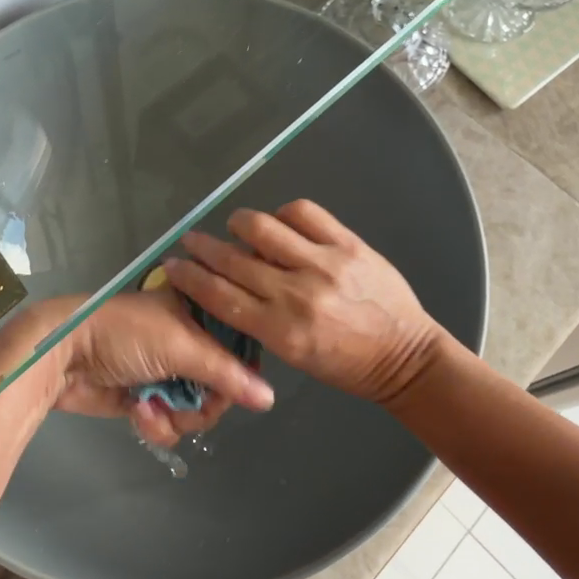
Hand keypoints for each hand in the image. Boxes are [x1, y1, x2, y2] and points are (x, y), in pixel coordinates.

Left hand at [18, 289, 274, 447]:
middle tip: (189, 401)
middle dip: (204, 402)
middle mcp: (187, 341)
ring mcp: (166, 371)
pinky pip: (171, 423)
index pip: (239, 345)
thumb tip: (269, 398)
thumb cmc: (124, 334)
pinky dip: (157, 424)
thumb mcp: (180, 345)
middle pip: (222, 385)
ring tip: (152, 407)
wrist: (63, 355)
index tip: (234, 386)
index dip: (240, 371)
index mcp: (199, 313)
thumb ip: (226, 373)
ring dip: (177, 416)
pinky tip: (137, 412)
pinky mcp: (146, 398)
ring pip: (197, 409)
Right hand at [162, 200, 448, 405]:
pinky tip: (280, 223)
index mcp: (281, 331)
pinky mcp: (348, 244)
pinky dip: (283, 214)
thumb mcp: (294, 356)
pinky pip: (303, 212)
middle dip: (203, 247)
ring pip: (262, 228)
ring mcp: (323, 264)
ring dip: (239, 223)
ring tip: (235, 225)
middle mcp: (296, 293)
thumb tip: (230, 284)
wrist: (405, 356)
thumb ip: (260, 322)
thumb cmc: (346, 366)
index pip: (220, 296)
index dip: (190, 277)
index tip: (173, 265)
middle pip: (233, 260)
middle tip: (191, 239)